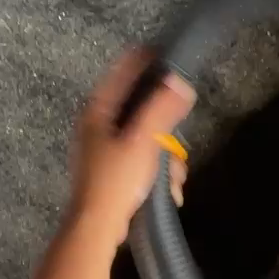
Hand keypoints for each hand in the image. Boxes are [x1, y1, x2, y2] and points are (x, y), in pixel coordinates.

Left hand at [66, 48, 195, 245]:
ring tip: (174, 179)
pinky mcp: (114, 172)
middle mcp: (98, 126)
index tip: (163, 50)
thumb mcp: (143, 140)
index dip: (143, 60)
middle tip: (178, 138)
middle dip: (166, 130)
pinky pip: (144, 161)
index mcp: (98, 112)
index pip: (121, 73)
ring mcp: (105, 150)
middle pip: (141, 110)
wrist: (97, 228)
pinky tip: (169, 191)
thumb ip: (162, 109)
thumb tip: (180, 83)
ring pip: (148, 139)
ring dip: (166, 159)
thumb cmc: (115, 180)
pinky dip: (159, 174)